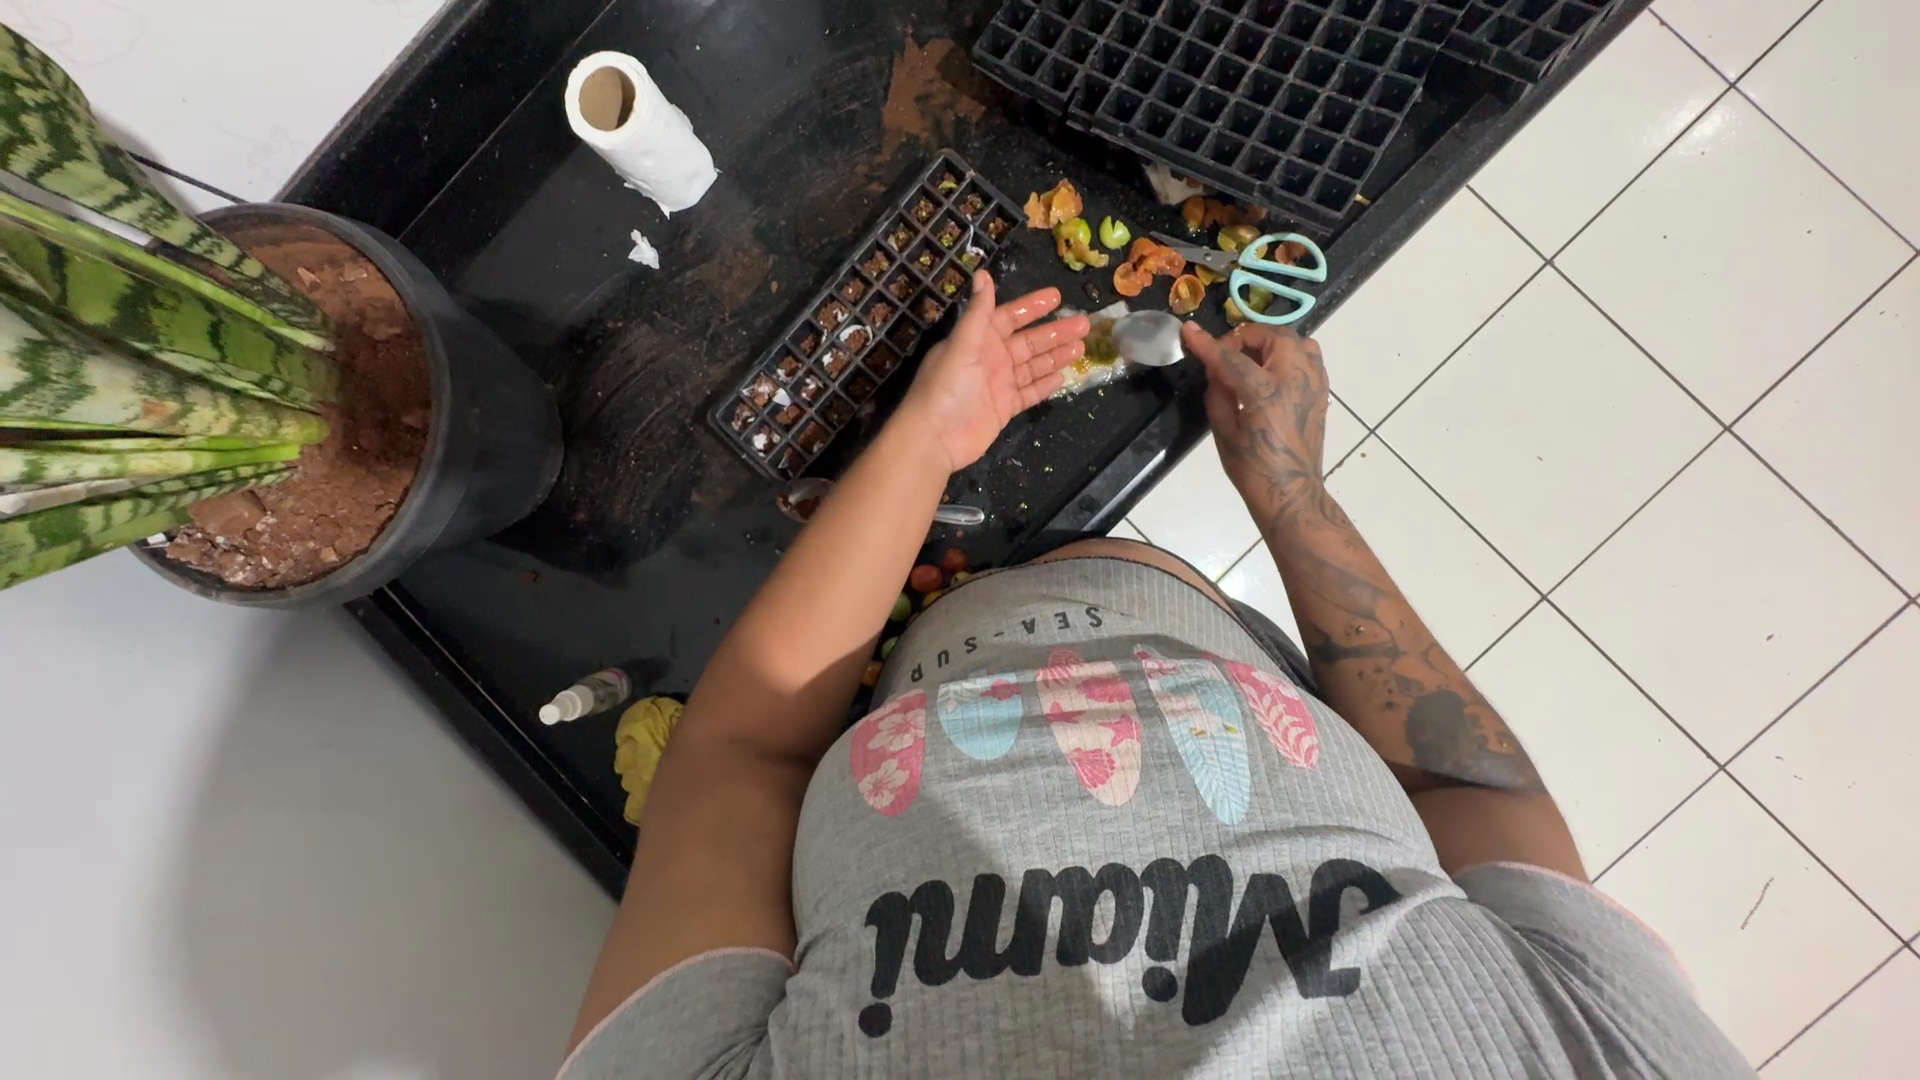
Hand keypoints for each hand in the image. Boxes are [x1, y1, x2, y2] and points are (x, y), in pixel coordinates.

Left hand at [895, 271, 1089, 471]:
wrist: (934, 437)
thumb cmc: (945, 388)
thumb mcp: (962, 345)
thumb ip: (977, 313)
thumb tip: (983, 274)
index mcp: (978, 340)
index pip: (1010, 317)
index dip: (1032, 307)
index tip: (1057, 296)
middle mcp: (990, 359)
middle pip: (1028, 342)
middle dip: (1055, 333)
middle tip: (1084, 324)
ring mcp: (998, 385)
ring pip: (1033, 366)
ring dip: (1055, 356)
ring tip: (1082, 348)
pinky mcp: (1003, 409)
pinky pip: (1029, 393)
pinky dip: (1045, 386)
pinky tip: (1064, 377)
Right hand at [1181, 321, 1330, 518]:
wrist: (1291, 490)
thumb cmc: (1251, 468)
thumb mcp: (1224, 432)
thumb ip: (1218, 392)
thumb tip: (1217, 369)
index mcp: (1266, 394)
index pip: (1231, 358)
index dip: (1207, 344)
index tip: (1188, 331)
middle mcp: (1296, 379)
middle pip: (1271, 336)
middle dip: (1244, 339)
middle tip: (1225, 356)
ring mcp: (1314, 382)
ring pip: (1294, 339)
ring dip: (1268, 343)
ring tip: (1250, 361)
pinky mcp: (1322, 389)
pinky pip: (1307, 354)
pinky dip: (1286, 354)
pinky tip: (1270, 372)